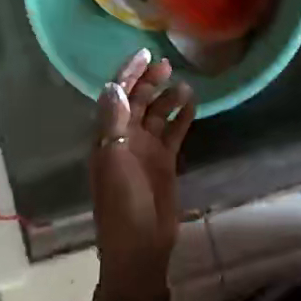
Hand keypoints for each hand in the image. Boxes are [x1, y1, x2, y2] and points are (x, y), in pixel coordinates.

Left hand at [88, 48, 194, 300]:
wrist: (140, 246)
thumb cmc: (122, 205)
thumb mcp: (113, 162)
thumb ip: (113, 125)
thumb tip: (113, 86)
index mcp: (107, 137)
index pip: (116, 96)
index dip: (128, 74)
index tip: (144, 53)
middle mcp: (125, 139)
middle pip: (138, 101)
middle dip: (149, 81)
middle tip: (168, 64)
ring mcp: (146, 150)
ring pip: (158, 114)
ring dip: (168, 97)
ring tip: (185, 84)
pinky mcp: (165, 162)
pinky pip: (174, 132)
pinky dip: (182, 117)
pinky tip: (193, 103)